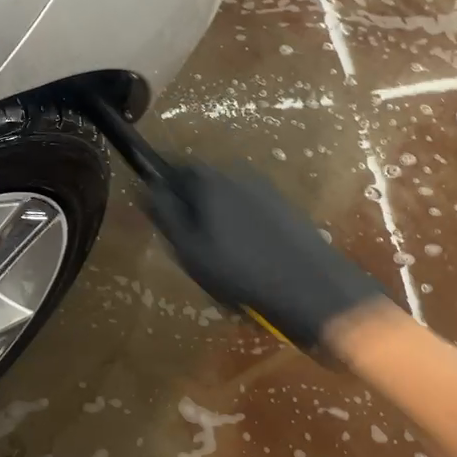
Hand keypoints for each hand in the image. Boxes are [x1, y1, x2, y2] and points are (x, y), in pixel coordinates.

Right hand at [144, 162, 386, 359]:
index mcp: (210, 179)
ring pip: (225, 202)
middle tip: (187, 248)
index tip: (157, 215)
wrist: (314, 290)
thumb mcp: (188, 247)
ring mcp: (266, 191)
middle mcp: (238, 174)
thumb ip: (163, 212)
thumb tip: (142, 185)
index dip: (161, 188)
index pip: (173, 166)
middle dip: (190, 209)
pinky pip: (248, 214)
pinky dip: (240, 233)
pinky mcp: (285, 210)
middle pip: (200, 185)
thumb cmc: (240, 269)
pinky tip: (244, 265)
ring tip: (217, 264)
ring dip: (216, 224)